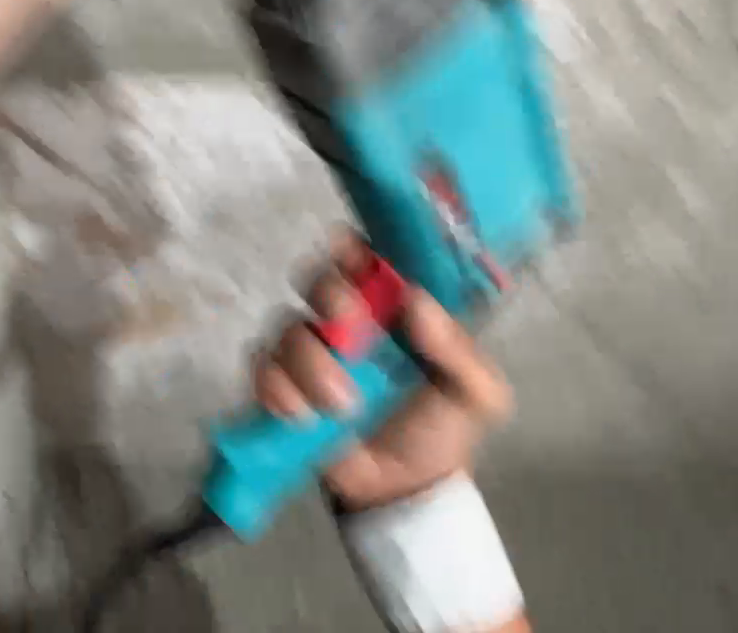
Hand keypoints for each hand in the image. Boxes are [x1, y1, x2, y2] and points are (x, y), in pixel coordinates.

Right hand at [253, 240, 513, 509]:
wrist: (406, 491)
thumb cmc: (439, 427)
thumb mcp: (476, 394)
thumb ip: (458, 350)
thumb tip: (417, 302)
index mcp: (388, 304)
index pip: (360, 255)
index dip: (350, 247)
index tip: (354, 257)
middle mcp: (343, 316)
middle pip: (316, 278)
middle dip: (328, 296)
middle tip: (347, 329)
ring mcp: (308, 349)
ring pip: (287, 327)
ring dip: (310, 363)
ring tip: (341, 406)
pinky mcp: (282, 383)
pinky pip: (262, 368)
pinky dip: (275, 387)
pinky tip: (300, 414)